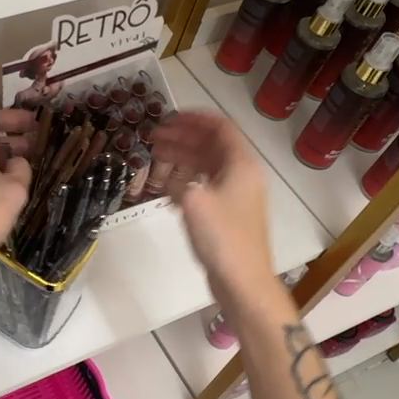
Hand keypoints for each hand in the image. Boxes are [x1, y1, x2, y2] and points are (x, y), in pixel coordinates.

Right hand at [153, 113, 275, 297]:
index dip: (194, 118)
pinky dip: (187, 178)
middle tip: (155, 136)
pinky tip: (166, 184)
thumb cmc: (222, 238)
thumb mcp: (194, 202)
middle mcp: (242, 175)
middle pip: (212, 145)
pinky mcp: (228, 214)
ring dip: (184, 156)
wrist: (243, 281)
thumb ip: (179, 181)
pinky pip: (206, 185)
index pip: (220, 128)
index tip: (169, 116)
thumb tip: (170, 179)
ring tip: (156, 155)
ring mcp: (236, 195)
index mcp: (241, 165)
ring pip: (208, 165)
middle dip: (184, 137)